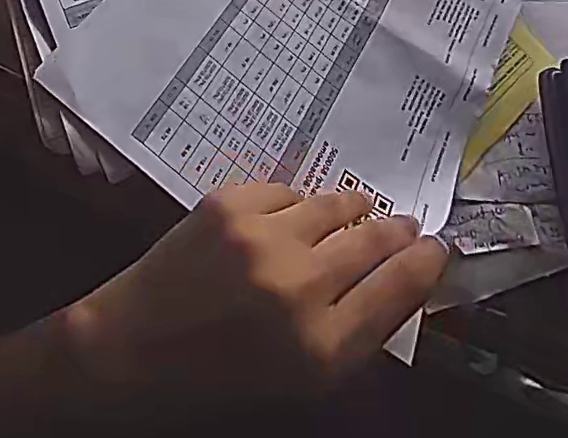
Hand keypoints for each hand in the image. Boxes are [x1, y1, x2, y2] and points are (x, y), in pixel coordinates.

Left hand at [64, 183, 445, 409]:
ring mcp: (263, 237)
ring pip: (334, 204)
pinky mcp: (231, 203)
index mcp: (321, 348)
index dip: (424, 264)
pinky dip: (294, 204)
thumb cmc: (218, 377)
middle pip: (374, 241)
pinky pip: (287, 190)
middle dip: (397, 229)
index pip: (398, 292)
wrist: (131, 349)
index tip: (436, 247)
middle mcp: (299, 287)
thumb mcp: (298, 378)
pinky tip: (290, 215)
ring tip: (359, 205)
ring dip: (351, 206)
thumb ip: (350, 331)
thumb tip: (394, 280)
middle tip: (406, 222)